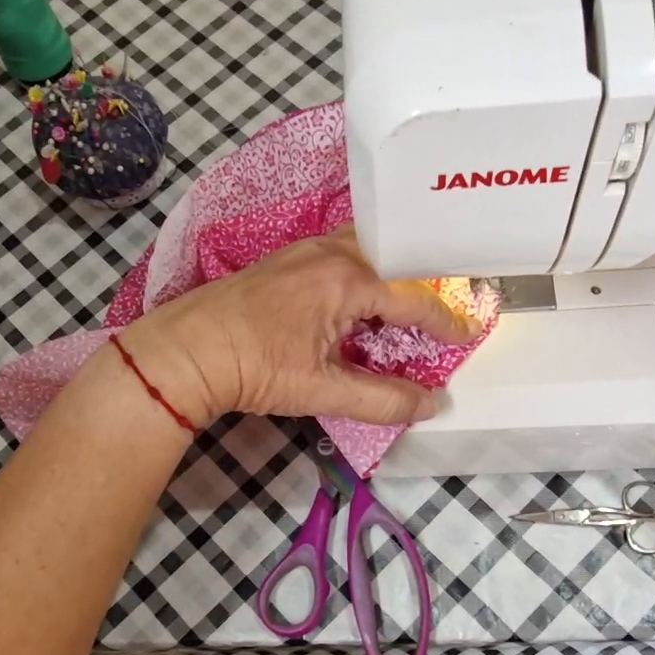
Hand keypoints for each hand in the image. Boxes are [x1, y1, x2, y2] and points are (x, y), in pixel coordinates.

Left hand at [118, 228, 479, 425]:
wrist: (186, 351)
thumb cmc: (254, 368)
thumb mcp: (323, 390)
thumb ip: (383, 398)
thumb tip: (432, 404)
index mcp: (347, 279)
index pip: (413, 298)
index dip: (444, 322)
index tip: (468, 337)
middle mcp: (331, 252)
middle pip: (393, 260)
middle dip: (422, 284)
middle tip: (443, 311)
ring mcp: (304, 250)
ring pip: (365, 251)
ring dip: (390, 274)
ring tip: (407, 303)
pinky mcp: (285, 259)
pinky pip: (340, 253)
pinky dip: (363, 272)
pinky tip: (359, 299)